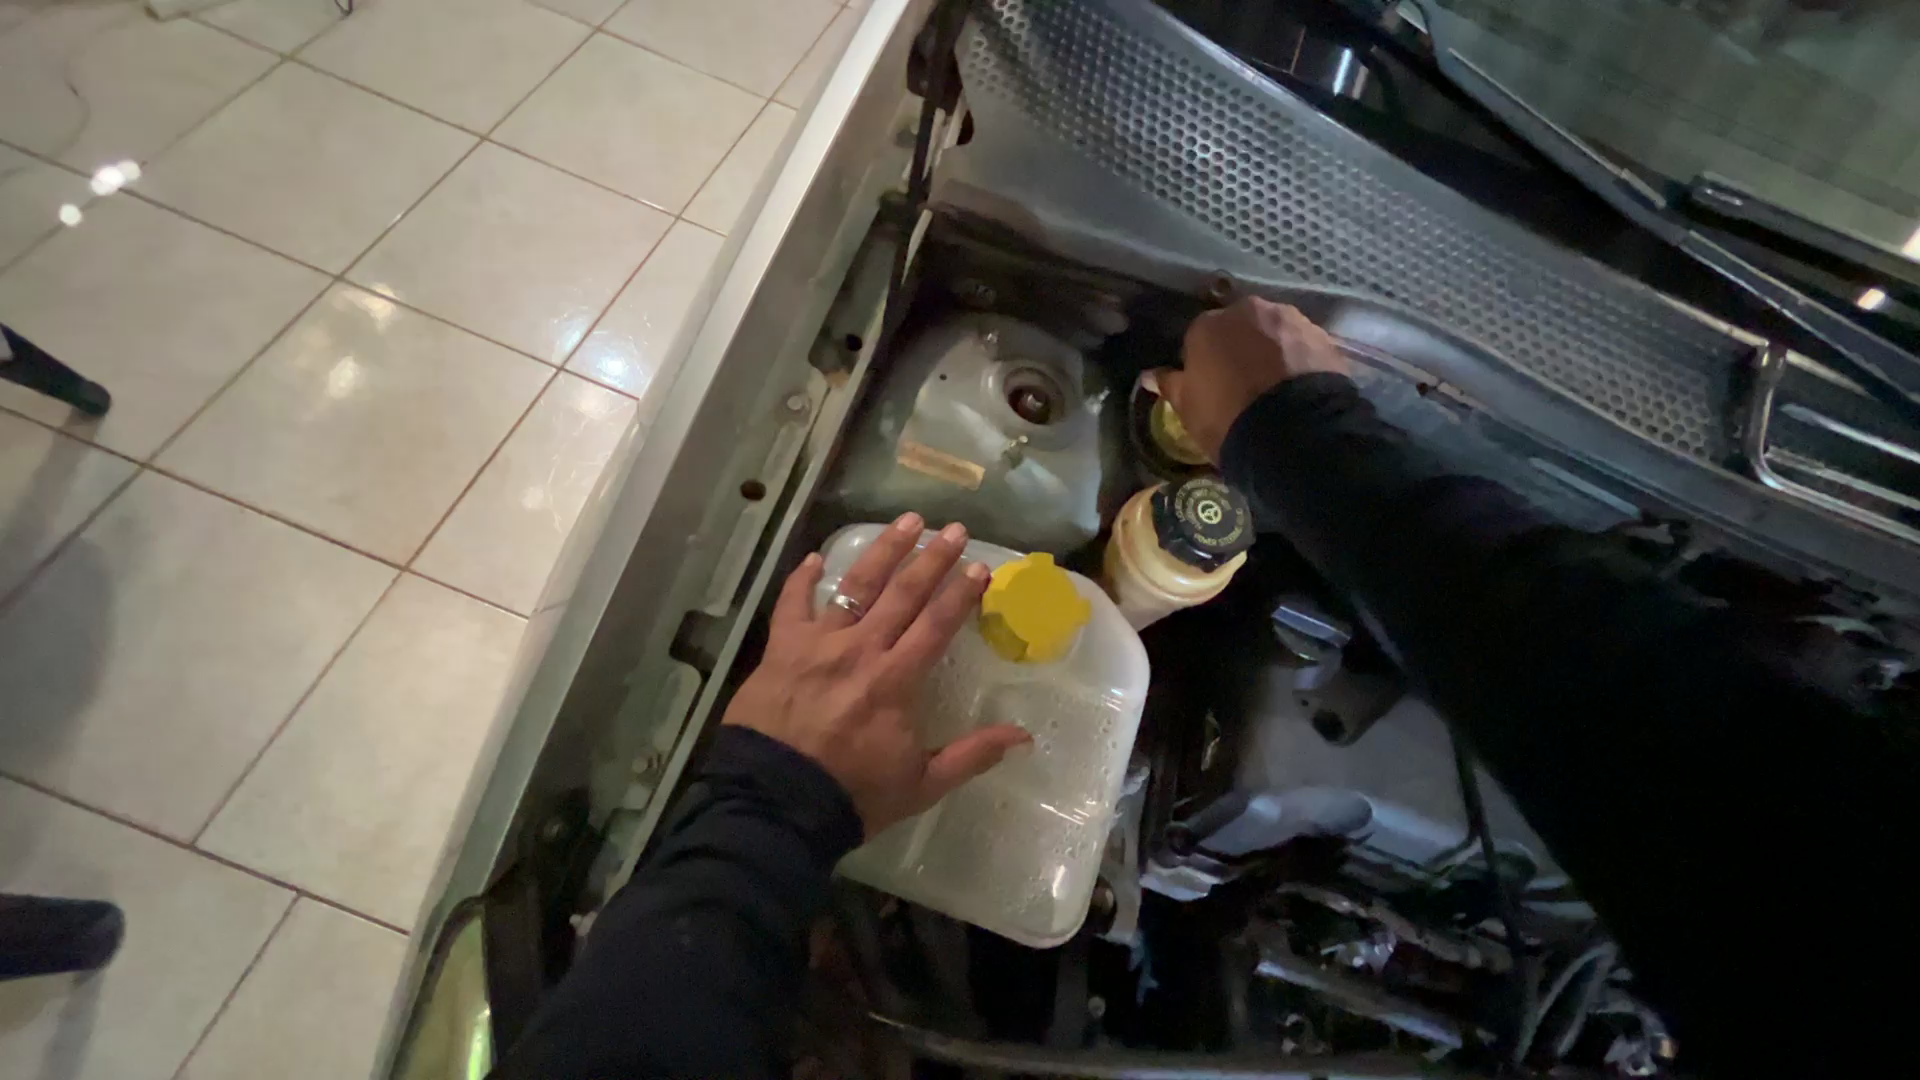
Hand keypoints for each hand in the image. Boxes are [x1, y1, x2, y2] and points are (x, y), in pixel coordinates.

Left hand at [723, 512, 1032, 836]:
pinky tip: (815, 557)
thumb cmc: (852, 794)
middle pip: (902, 593)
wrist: (772, 804)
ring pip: (855, 585)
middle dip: (931, 558)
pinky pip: (791, 604)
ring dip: (883, 551)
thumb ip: (972, 755)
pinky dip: (802, 579)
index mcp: (895, 679)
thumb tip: (1023, 736)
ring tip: (906, 521)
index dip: (961, 593)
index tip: (980, 566)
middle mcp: (860, 649)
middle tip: (953, 528)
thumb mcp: (922, 785)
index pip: (937, 624)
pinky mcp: (780, 648)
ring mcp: (817, 644)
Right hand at [1147, 298, 1348, 461]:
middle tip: (1242, 383)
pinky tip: (1296, 386)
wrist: (1293, 432)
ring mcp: (1290, 319)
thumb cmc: (1226, 418)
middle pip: (1238, 327)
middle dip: (1238, 348)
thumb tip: (1150, 375)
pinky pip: (1301, 345)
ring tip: (1273, 386)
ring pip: (1272, 332)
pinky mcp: (1323, 336)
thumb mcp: (1187, 409)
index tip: (1208, 385)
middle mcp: (1248, 311)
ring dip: (1269, 350)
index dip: (1203, 362)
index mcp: (1208, 325)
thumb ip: (1170, 385)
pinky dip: (1296, 359)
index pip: (1198, 337)